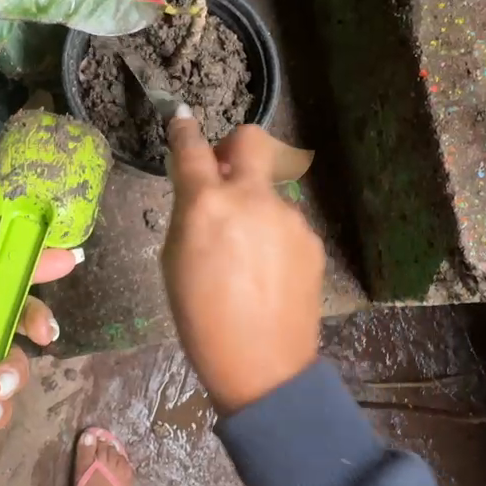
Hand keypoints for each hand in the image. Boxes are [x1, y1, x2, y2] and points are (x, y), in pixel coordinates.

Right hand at [162, 114, 323, 413]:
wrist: (263, 366)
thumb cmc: (200, 318)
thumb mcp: (174, 261)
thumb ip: (188, 213)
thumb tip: (199, 189)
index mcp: (207, 204)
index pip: (192, 147)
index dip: (184, 128)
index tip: (182, 119)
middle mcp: (252, 198)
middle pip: (252, 139)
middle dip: (235, 145)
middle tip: (225, 174)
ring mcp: (288, 217)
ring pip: (268, 190)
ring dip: (253, 205)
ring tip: (246, 255)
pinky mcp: (311, 238)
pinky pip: (285, 222)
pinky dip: (272, 234)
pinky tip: (267, 272)